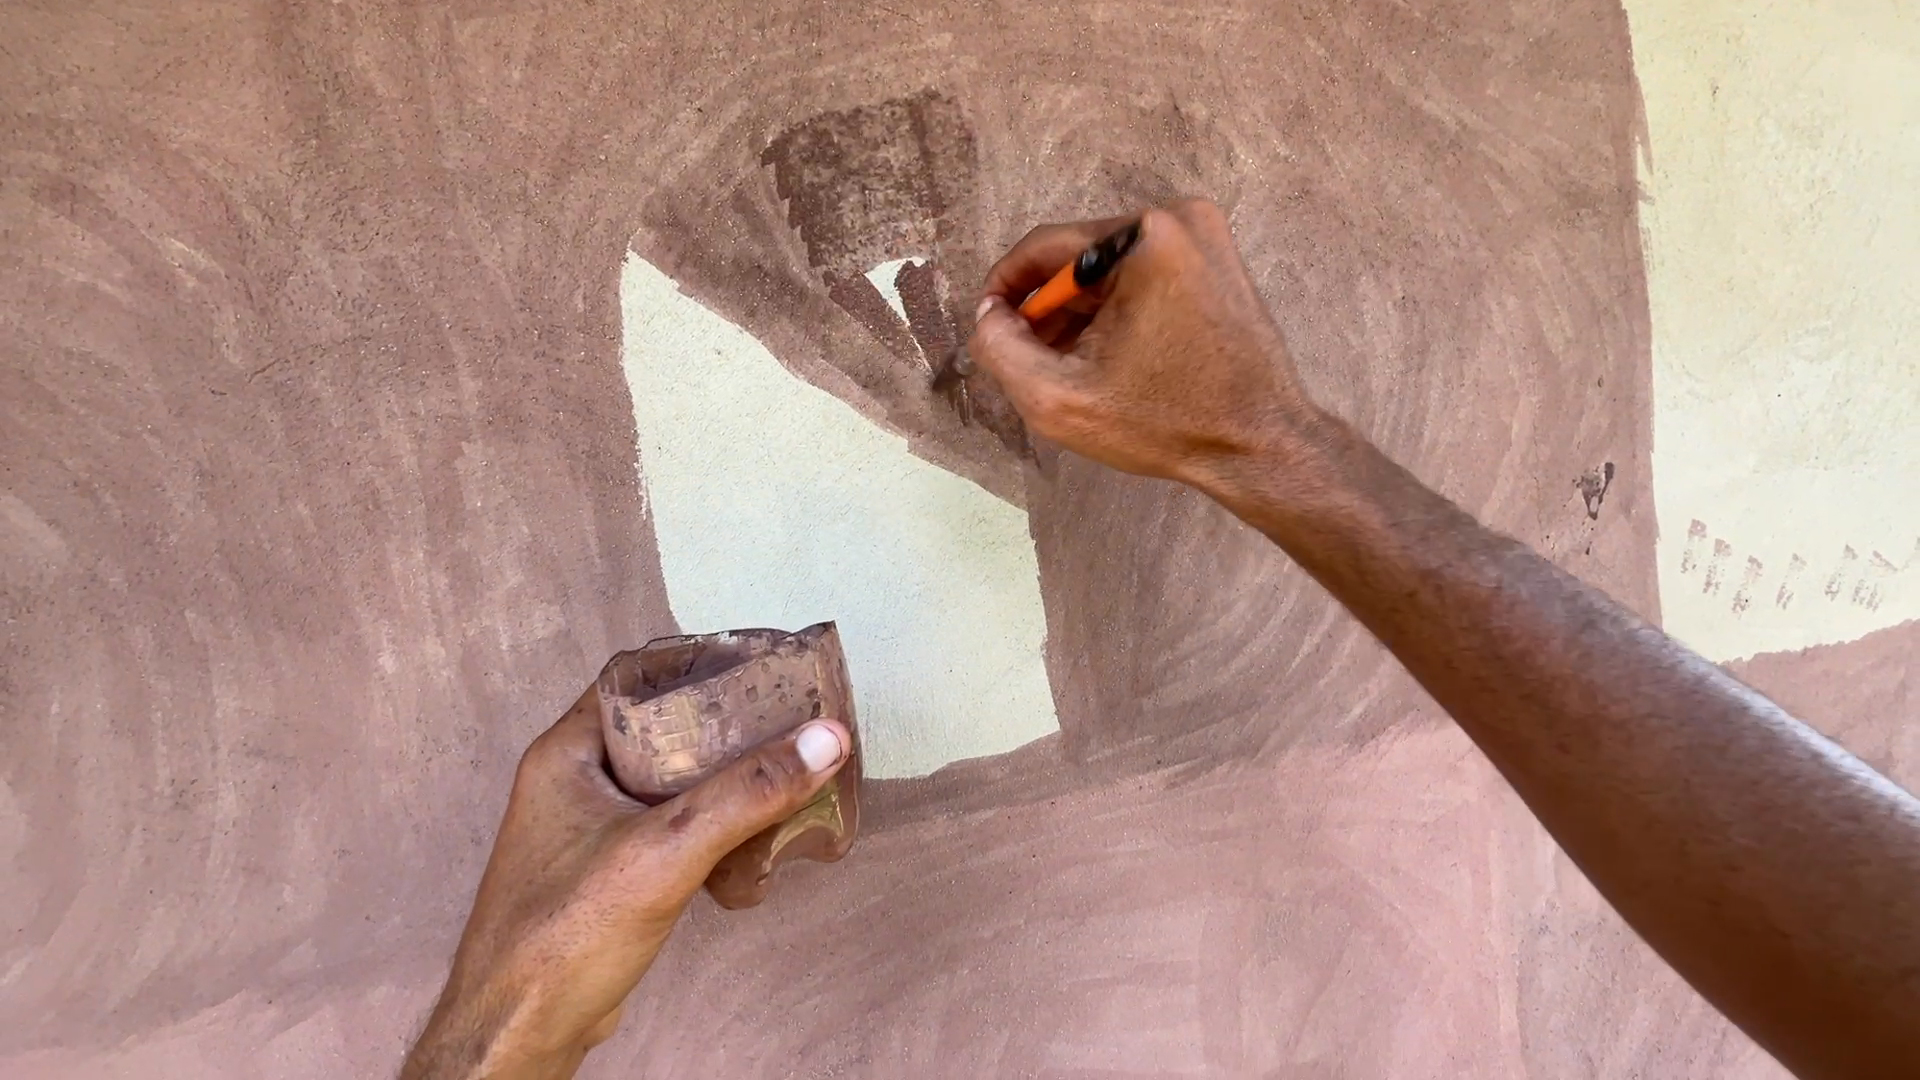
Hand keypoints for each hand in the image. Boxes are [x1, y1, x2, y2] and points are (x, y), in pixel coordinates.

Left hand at [402, 691, 850, 1079]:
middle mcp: (579, 777)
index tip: (760, 663)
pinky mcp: (615, 864)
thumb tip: (828, 736)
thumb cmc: (569, 933)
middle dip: (726, 717)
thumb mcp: (665, 850)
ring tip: (784, 756)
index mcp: (569, 751)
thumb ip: (746, 793)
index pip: (638, 677)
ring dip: (725, 768)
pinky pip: (675, 817)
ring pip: (674, 774)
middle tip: (787, 709)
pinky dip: (716, 812)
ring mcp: (595, 823)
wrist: (517, 1045)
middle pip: (664, 725)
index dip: (698, 663)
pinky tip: (758, 821)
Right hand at [965, 198, 1319, 487]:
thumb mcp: (1057, 398)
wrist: (1259, 445)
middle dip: (1045, 309)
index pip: (1042, 248)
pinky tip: (1107, 357)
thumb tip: (987, 314)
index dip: (1003, 290)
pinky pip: (1143, 277)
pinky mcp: (1219, 263)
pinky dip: (1116, 312)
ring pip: (1109, 270)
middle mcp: (1178, 218)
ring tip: (1067, 367)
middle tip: (1029, 360)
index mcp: (1141, 237)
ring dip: (1079, 313)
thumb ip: (1000, 349)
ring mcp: (1206, 238)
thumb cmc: (1162, 424)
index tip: (990, 330)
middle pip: (1077, 258)